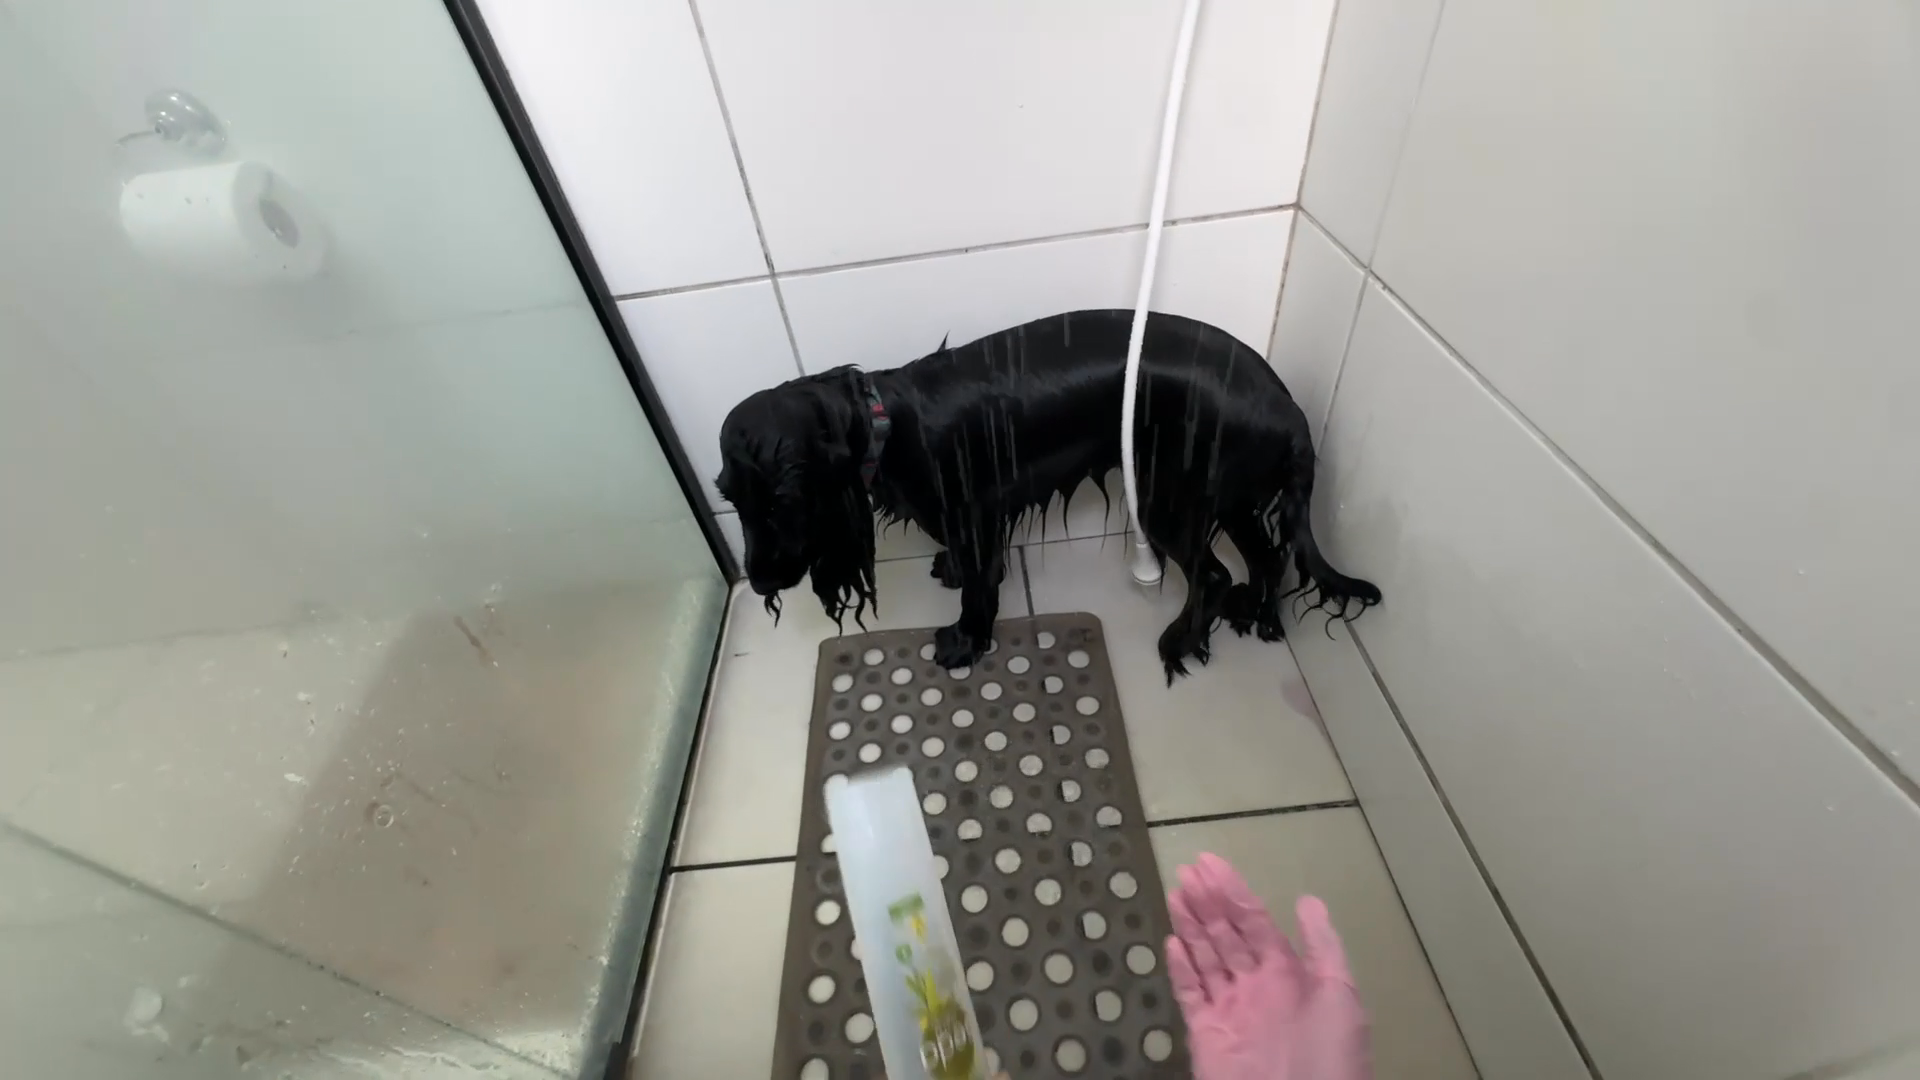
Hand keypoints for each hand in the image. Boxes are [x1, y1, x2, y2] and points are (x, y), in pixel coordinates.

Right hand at [1165, 854, 1372, 1079]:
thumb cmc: (1326, 1063)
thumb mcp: (1341, 1003)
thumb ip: (1323, 950)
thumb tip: (1307, 899)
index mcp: (1288, 977)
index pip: (1254, 922)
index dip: (1233, 890)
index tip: (1208, 862)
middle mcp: (1256, 987)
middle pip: (1226, 934)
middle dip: (1207, 901)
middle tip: (1185, 869)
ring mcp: (1229, 1010)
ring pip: (1205, 957)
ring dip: (1190, 924)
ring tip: (1174, 892)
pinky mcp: (1206, 1034)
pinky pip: (1190, 994)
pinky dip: (1180, 968)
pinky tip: (1170, 942)